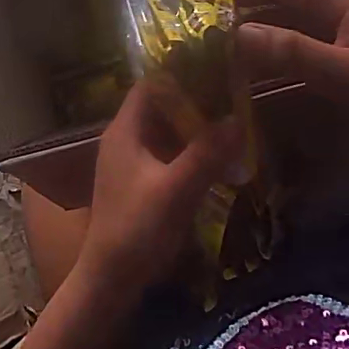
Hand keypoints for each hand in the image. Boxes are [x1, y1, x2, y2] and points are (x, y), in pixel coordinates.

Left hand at [79, 81, 241, 291]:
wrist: (110, 280)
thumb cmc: (137, 229)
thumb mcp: (176, 189)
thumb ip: (206, 153)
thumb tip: (238, 118)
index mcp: (125, 131)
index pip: (151, 84)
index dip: (181, 72)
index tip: (216, 68)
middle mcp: (126, 139)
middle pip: (162, 105)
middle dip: (196, 99)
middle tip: (233, 94)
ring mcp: (133, 161)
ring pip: (167, 130)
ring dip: (195, 126)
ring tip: (231, 118)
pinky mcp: (141, 182)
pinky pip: (169, 153)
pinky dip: (191, 149)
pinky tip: (218, 154)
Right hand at [204, 0, 348, 146]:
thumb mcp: (348, 73)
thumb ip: (294, 52)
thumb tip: (239, 33)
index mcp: (343, 2)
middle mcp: (340, 11)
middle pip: (283, 0)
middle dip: (243, 3)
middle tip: (200, 9)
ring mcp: (343, 35)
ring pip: (289, 27)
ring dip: (255, 33)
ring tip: (214, 40)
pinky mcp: (345, 58)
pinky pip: (300, 52)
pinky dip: (274, 59)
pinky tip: (250, 74)